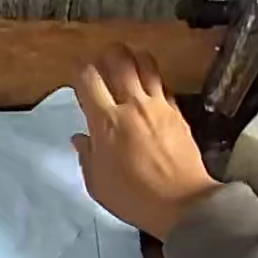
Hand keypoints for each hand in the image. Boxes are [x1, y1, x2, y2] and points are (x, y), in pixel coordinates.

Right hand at [72, 45, 220, 238]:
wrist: (180, 202)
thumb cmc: (133, 197)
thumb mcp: (97, 183)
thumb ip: (87, 155)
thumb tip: (81, 138)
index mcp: (106, 123)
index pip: (88, 80)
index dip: (79, 73)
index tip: (77, 80)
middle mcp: (132, 106)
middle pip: (119, 60)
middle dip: (106, 55)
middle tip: (101, 62)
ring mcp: (158, 106)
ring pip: (145, 63)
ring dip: (132, 58)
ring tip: (126, 64)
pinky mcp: (177, 111)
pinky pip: (163, 83)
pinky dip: (152, 78)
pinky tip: (148, 88)